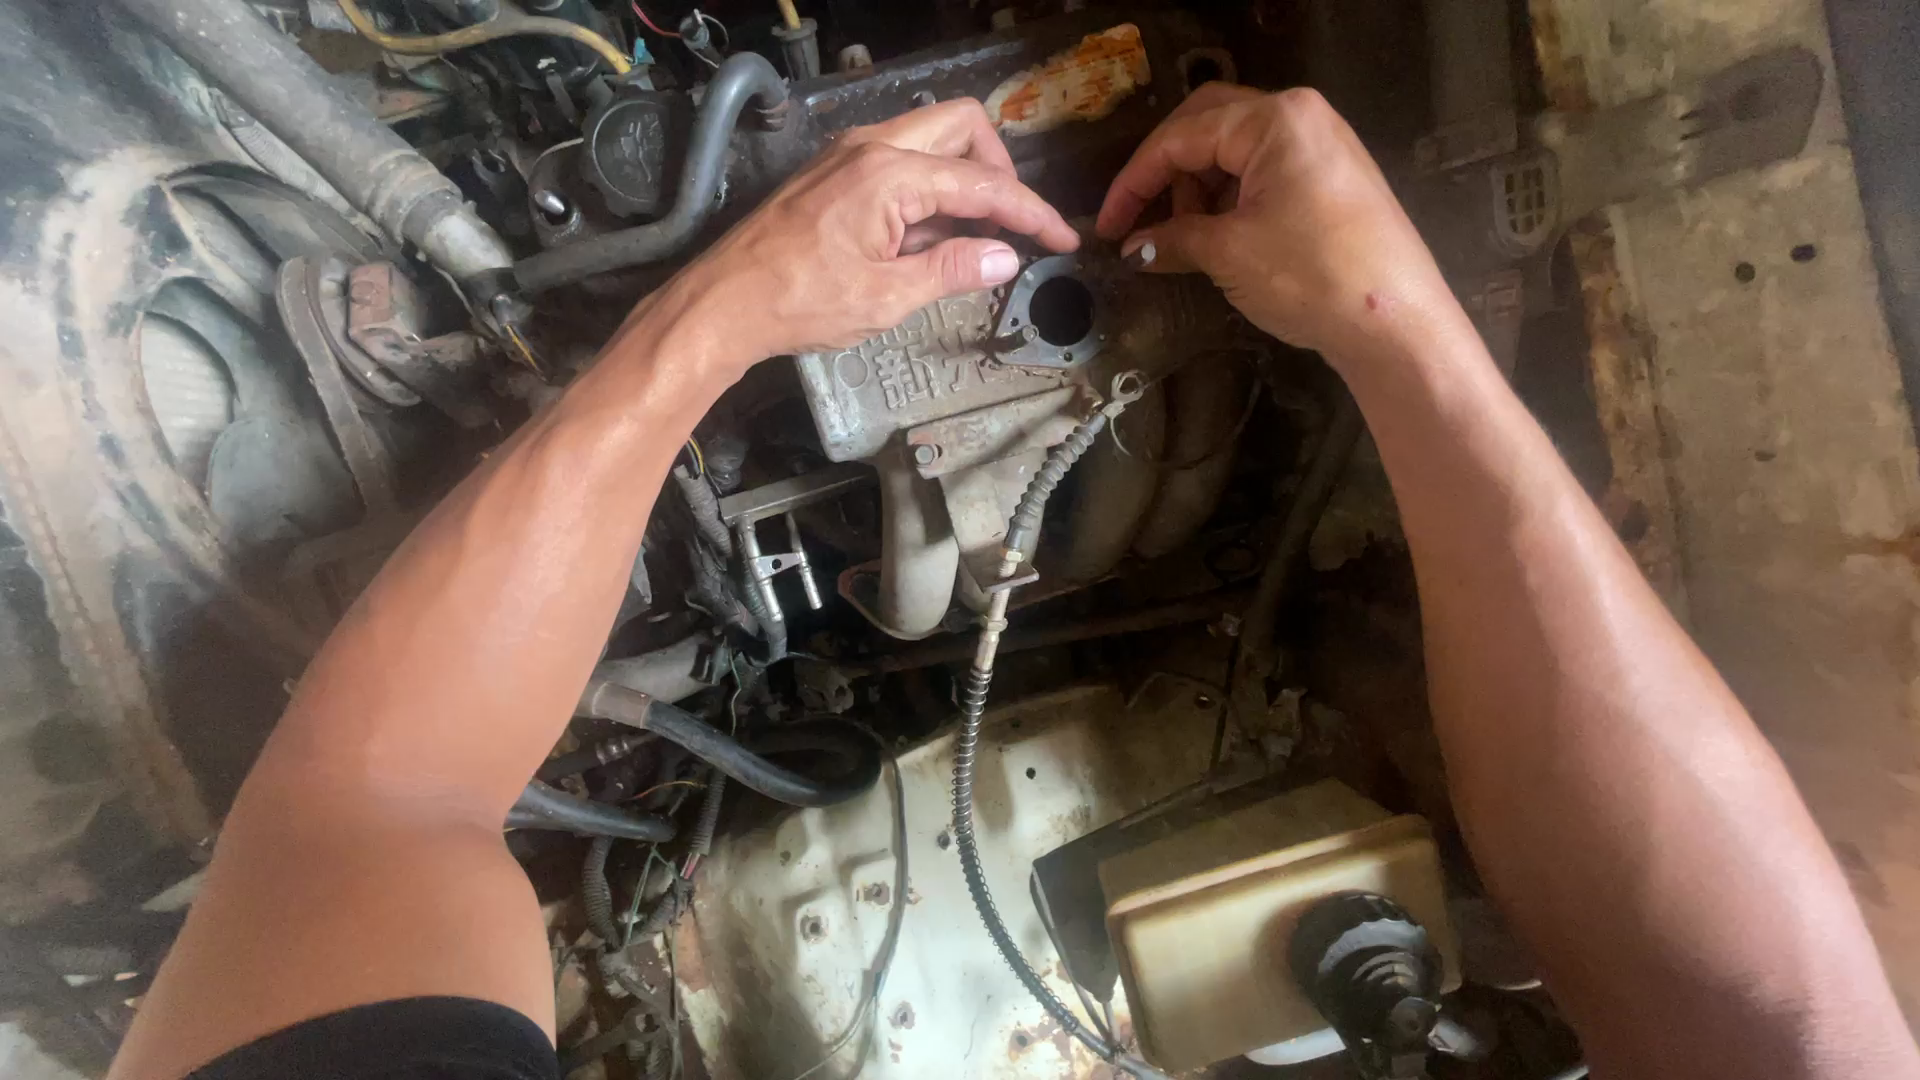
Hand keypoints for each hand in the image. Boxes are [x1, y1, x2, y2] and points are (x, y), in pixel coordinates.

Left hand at [677, 99, 1079, 362]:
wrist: (726, 301)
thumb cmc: (802, 302)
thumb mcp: (887, 298)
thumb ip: (952, 271)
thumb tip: (1006, 257)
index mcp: (891, 174)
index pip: (982, 183)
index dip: (1030, 213)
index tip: (1064, 238)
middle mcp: (872, 146)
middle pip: (962, 126)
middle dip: (1000, 170)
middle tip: (1013, 223)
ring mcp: (850, 154)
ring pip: (932, 138)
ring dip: (965, 178)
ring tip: (975, 238)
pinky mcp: (836, 172)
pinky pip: (902, 162)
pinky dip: (930, 190)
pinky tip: (931, 237)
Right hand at [1096, 84, 1460, 363]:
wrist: (1391, 320)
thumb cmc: (1309, 274)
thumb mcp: (1229, 254)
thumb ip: (1172, 240)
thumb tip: (1132, 248)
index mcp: (1274, 119)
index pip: (1181, 137)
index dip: (1134, 182)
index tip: (1106, 228)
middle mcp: (1298, 117)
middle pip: (1206, 126)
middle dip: (1163, 173)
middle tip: (1135, 219)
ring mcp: (1316, 146)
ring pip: (1231, 151)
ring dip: (1194, 189)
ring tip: (1179, 237)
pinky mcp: (1325, 179)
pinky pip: (1258, 174)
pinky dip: (1224, 201)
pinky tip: (1213, 236)